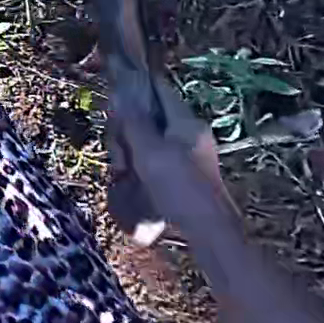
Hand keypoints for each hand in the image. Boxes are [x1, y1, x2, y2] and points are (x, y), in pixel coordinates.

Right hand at [111, 75, 239, 238]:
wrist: (210, 234)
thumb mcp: (148, 149)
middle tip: (118, 153)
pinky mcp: (183, 172)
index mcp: (185, 121)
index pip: (157, 89)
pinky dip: (139, 163)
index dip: (134, 88)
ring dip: (128, 150)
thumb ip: (133, 120)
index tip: (114, 103)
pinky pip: (153, 156)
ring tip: (122, 171)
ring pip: (146, 138)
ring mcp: (187, 153)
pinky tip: (129, 178)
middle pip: (146, 116)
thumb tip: (118, 92)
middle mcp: (188, 132)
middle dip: (125, 131)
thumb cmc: (179, 186)